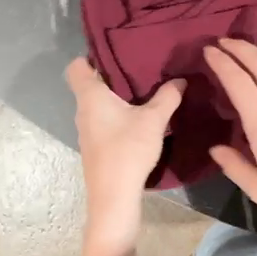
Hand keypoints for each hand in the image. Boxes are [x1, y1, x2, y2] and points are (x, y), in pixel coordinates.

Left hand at [66, 56, 184, 253]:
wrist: (114, 197)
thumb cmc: (128, 151)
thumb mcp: (154, 120)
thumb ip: (168, 96)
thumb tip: (180, 80)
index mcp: (90, 96)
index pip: (76, 66)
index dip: (91, 58)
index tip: (116, 57)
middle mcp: (82, 111)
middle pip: (90, 85)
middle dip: (112, 78)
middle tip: (139, 71)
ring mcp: (86, 132)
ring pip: (98, 106)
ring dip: (116, 101)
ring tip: (143, 95)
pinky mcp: (94, 149)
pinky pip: (103, 123)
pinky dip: (117, 119)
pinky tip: (138, 123)